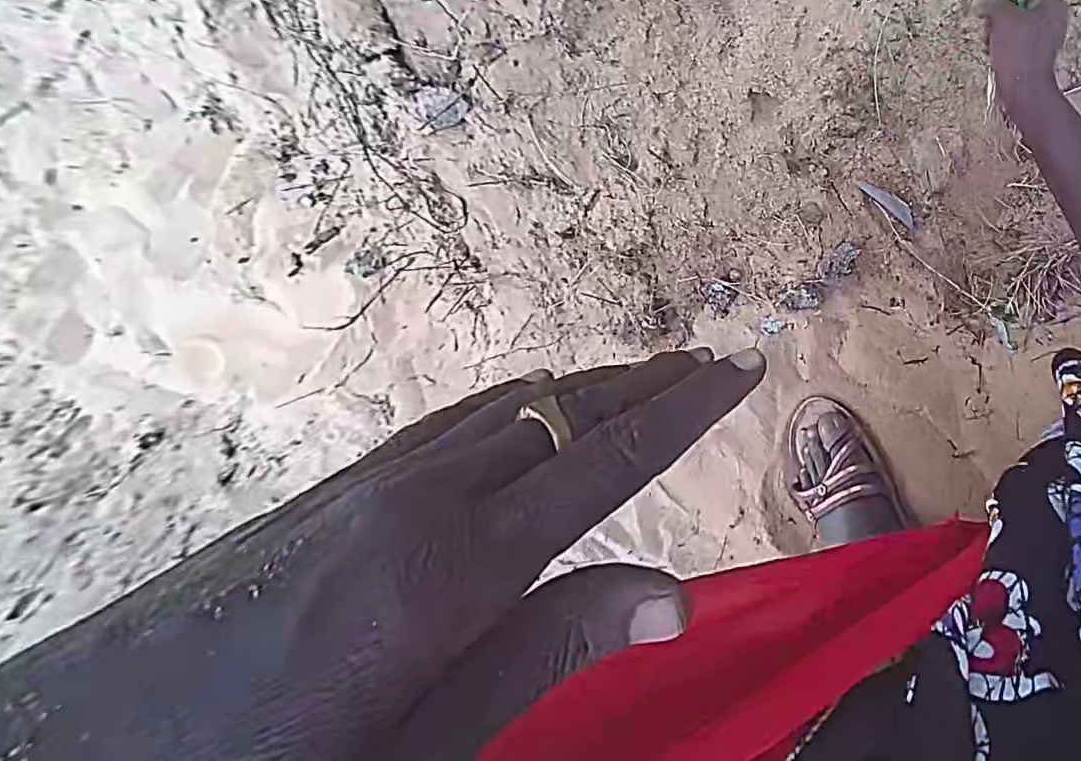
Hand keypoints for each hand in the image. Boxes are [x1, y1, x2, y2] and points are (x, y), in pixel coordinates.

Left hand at [0, 348, 766, 760]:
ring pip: (518, 405)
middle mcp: (427, 495)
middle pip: (571, 412)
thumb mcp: (419, 755)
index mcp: (460, 564)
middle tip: (714, 359)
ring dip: (596, 386)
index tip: (742, 370)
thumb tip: (674, 593)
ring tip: (651, 374)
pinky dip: (523, 397)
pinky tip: (537, 396)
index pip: (611, 458)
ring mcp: (377, 482)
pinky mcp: (338, 488)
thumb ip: (550, 652)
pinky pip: (459, 419)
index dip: (688, 409)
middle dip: (654, 382)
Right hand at [977, 0, 1068, 124]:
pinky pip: (1012, 39)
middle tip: (990, 25)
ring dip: (996, 30)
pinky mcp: (1032, 52)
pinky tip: (993, 51)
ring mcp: (1042, 37)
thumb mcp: (1003, 17)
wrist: (1022, 91)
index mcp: (1052, 4)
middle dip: (998, 14)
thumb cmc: (1017, 52)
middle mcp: (1052, 18)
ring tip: (991, 42)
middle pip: (1017, 4)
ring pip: (1011, 22)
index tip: (990, 1)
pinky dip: (1000, 43)